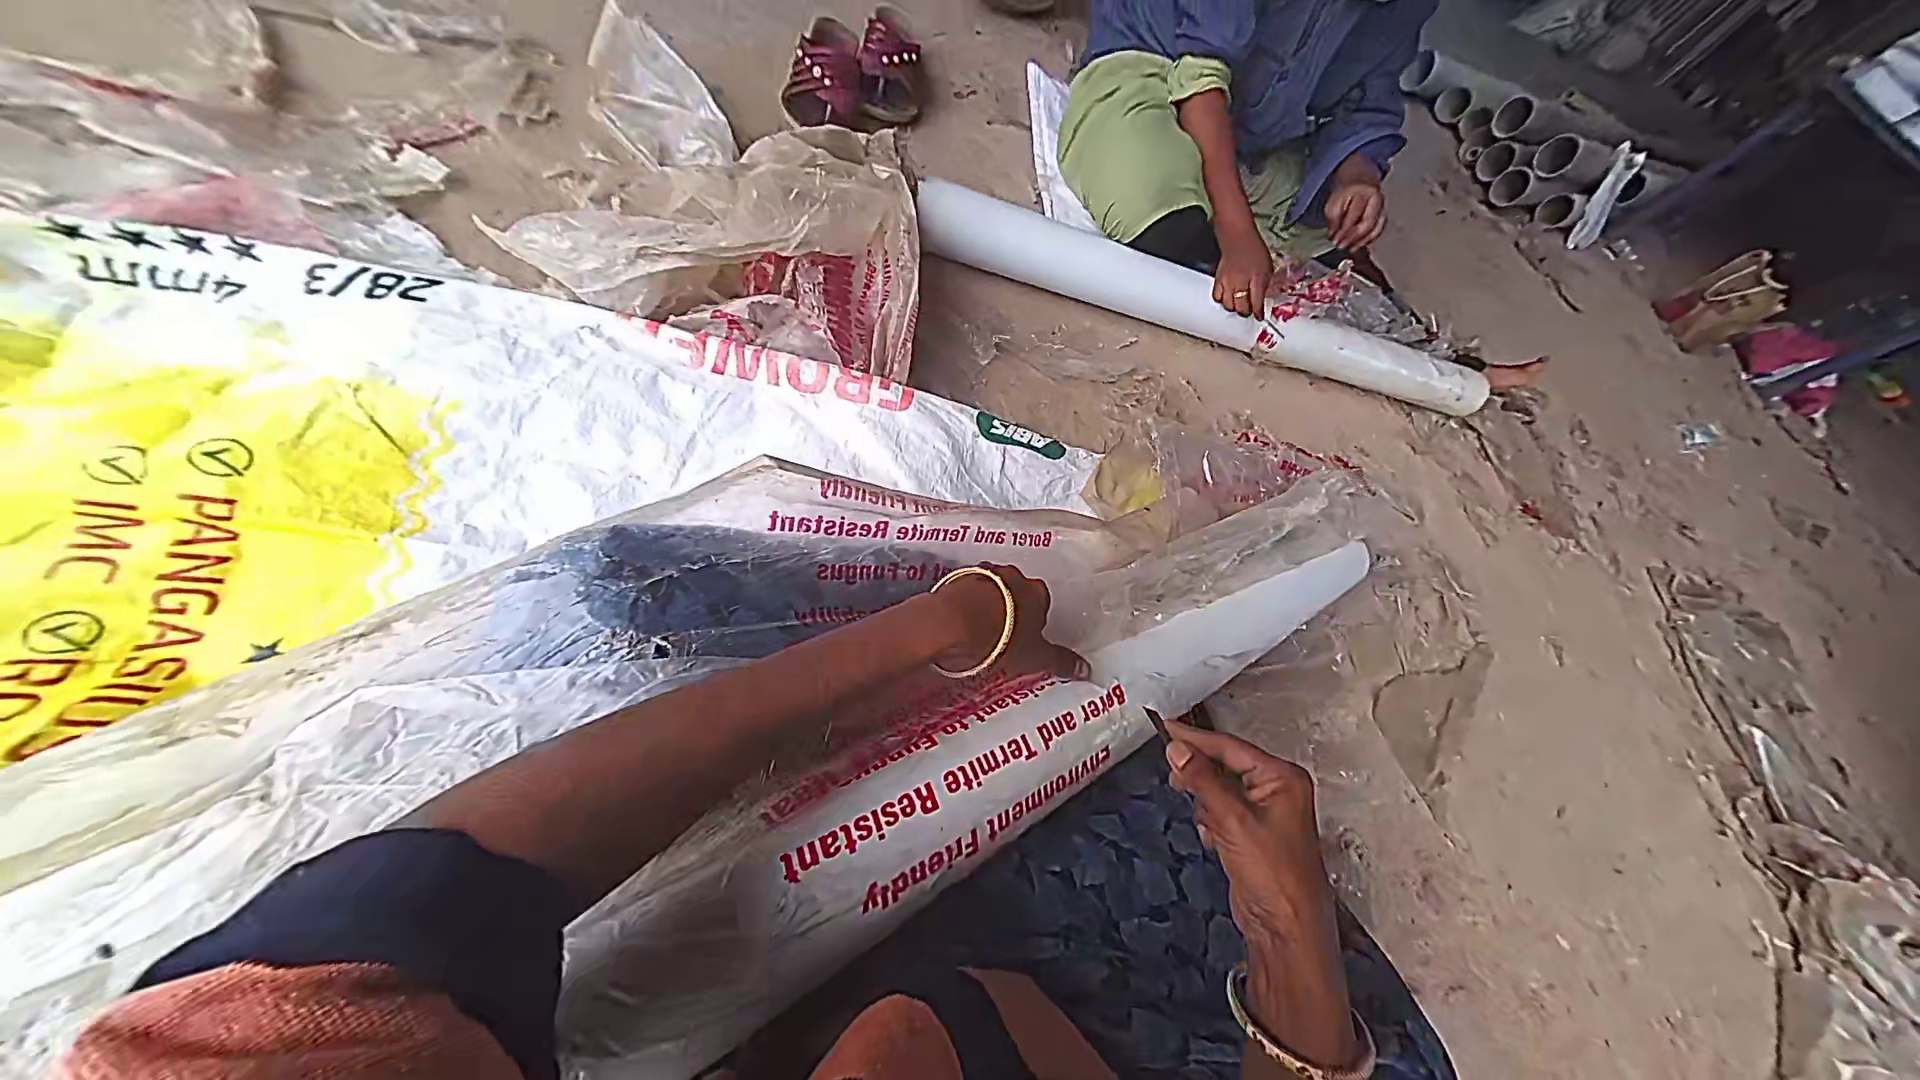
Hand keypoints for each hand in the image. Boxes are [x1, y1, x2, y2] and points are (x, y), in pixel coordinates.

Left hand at [937, 563, 1088, 680]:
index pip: (1041, 605)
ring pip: (990, 589)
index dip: (1032, 624)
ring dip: (986, 604)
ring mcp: (984, 573)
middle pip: (1015, 593)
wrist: (956, 622)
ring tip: (975, 631)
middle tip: (999, 636)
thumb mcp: (1036, 657)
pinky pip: (965, 590)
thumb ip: (1061, 662)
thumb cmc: (1003, 639)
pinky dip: (964, 603)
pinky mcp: (958, 576)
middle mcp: (1013, 576)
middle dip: (1009, 610)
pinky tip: (958, 622)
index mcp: (1037, 593)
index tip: (1022, 640)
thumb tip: (1086, 670)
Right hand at [1162, 719, 1332, 942]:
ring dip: (1204, 799)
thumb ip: (1202, 779)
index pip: (1229, 746)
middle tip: (1173, 768)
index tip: (1166, 728)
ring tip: (1201, 814)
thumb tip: (1178, 749)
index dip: (1194, 738)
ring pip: (1218, 786)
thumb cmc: (1276, 878)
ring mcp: (1264, 811)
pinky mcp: (1250, 831)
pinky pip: (1219, 808)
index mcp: (1282, 778)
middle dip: (1199, 772)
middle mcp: (1276, 790)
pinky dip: (1209, 817)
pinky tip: (1210, 835)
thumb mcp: (1232, 820)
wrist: (1285, 930)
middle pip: (1224, 764)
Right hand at [1212, 224, 1272, 317]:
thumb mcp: (1267, 267)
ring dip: (1234, 308)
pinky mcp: (1218, 281)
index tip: (1259, 316)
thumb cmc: (1254, 251)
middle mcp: (1242, 284)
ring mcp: (1228, 283)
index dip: (1258, 312)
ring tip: (1238, 306)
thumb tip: (1261, 299)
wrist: (1238, 239)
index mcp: (1257, 280)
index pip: (1257, 303)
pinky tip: (1226, 298)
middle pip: (1241, 307)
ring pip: (1229, 305)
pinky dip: (1222, 300)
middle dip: (1246, 311)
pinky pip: (1217, 297)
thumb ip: (1264, 285)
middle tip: (1248, 311)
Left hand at [1322, 179, 1384, 251]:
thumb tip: (1334, 237)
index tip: (1335, 241)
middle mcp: (1377, 199)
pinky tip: (1360, 244)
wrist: (1361, 181)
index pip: (1354, 215)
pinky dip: (1369, 239)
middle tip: (1342, 246)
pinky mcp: (1384, 214)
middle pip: (1367, 223)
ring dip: (1362, 241)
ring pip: (1376, 227)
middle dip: (1353, 237)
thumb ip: (1333, 220)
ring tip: (1350, 248)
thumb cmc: (1346, 194)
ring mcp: (1382, 207)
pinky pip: (1379, 229)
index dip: (1343, 230)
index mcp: (1363, 192)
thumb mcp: (1334, 204)